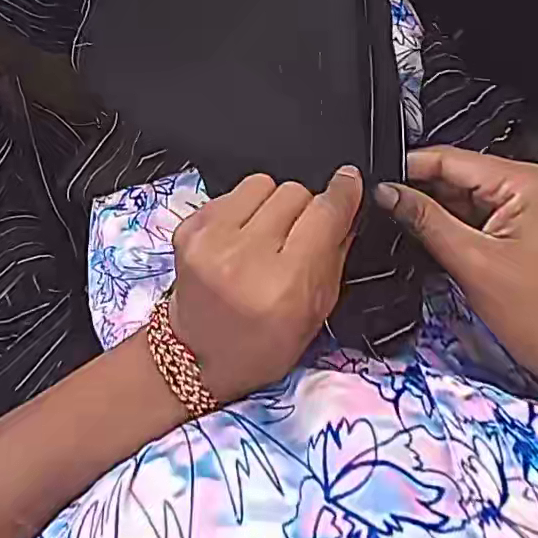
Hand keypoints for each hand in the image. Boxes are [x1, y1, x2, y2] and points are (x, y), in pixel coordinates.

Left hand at [169, 165, 362, 401]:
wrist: (195, 356)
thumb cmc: (263, 344)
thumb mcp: (316, 311)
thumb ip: (336, 252)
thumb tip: (347, 201)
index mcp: (283, 286)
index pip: (324, 213)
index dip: (343, 193)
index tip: (349, 181)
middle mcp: (243, 258)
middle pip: (295, 191)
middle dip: (305, 209)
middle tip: (297, 236)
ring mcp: (209, 240)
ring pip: (263, 183)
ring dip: (272, 203)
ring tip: (266, 234)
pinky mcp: (188, 228)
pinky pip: (232, 193)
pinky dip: (243, 209)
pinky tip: (240, 238)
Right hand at [375, 147, 537, 403]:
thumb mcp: (473, 263)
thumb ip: (425, 220)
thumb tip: (386, 191)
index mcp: (528, 181)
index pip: (453, 159)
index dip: (408, 167)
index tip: (373, 181)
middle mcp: (533, 184)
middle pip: (459, 175)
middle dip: (420, 191)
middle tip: (379, 206)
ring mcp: (532, 206)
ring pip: (466, 196)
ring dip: (435, 211)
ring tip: (399, 223)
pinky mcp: (527, 228)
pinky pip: (480, 215)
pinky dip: (454, 226)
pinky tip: (429, 237)